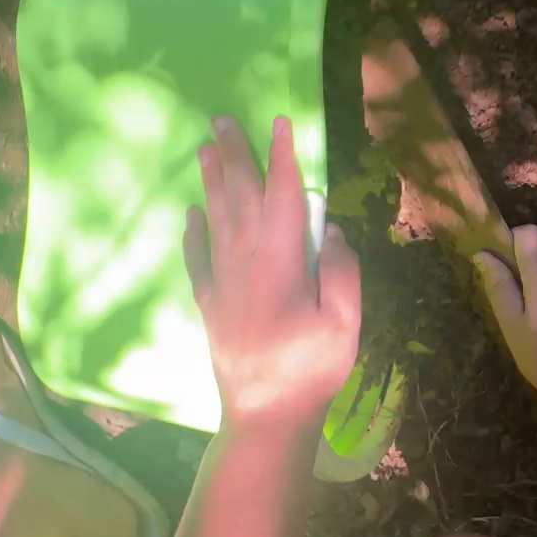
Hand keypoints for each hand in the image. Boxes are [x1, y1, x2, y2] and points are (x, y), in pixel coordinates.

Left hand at [184, 116, 361, 432]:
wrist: (265, 417)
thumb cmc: (312, 368)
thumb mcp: (345, 321)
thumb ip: (341, 270)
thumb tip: (329, 228)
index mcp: (280, 261)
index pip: (282, 196)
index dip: (281, 157)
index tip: (278, 122)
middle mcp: (244, 262)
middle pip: (239, 197)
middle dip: (234, 156)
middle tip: (221, 120)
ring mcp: (221, 282)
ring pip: (216, 219)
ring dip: (211, 182)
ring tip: (204, 150)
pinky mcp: (210, 303)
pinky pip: (197, 258)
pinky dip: (193, 233)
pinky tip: (191, 214)